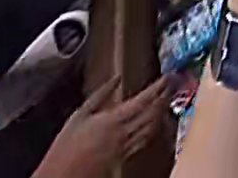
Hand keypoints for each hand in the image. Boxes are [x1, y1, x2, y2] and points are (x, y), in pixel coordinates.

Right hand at [34, 75, 179, 177]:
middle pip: (152, 113)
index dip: (158, 87)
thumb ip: (100, 95)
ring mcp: (124, 148)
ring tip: (167, 99)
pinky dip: (152, 129)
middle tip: (172, 85)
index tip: (167, 76)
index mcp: (113, 120)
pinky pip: (143, 141)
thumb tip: (117, 77)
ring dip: (161, 112)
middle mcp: (123, 134)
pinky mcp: (121, 160)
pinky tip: (153, 123)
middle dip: (165, 97)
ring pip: (151, 128)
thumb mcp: (78, 115)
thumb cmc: (64, 148)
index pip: (144, 100)